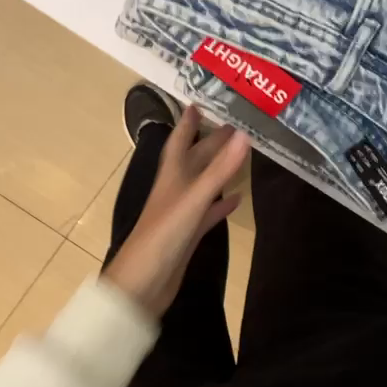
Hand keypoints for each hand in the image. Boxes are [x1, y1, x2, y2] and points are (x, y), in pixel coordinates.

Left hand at [103, 106, 249, 318]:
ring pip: (202, 183)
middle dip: (211, 141)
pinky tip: (237, 198)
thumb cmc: (163, 235)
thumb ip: (220, 169)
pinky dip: (221, 203)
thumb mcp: (193, 199)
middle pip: (195, 159)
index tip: (199, 101)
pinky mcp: (188, 234)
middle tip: (234, 124)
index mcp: (171, 176)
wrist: (141, 285)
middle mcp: (175, 189)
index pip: (180, 140)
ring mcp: (181, 212)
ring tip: (239, 153)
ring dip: (218, 169)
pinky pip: (208, 212)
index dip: (188, 121)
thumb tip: (245, 134)